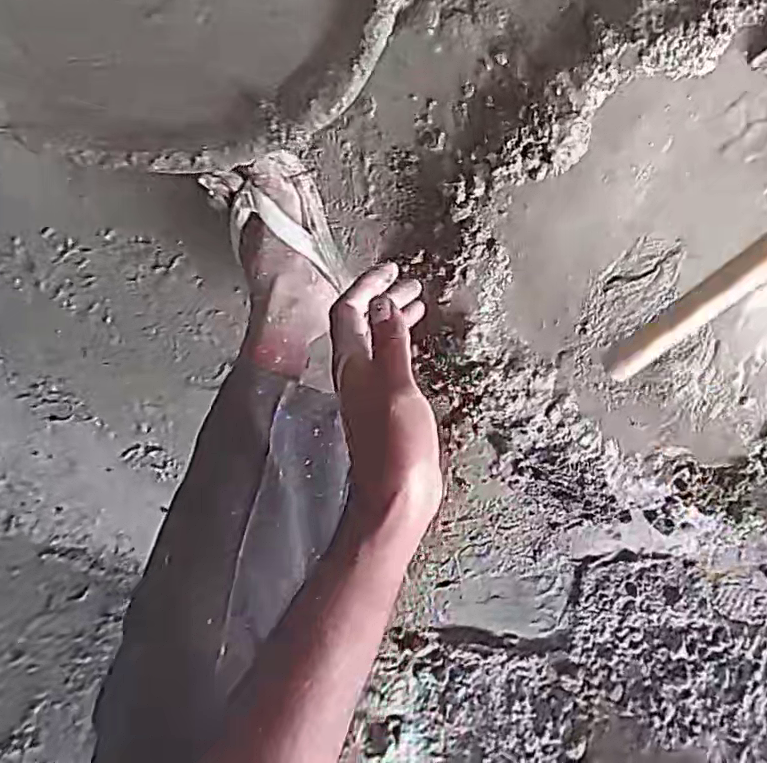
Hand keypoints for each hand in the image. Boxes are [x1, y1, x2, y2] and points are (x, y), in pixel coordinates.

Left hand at [330, 263, 441, 538]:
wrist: (396, 498)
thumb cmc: (397, 447)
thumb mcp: (398, 388)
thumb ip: (390, 343)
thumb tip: (384, 303)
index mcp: (353, 366)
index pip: (349, 312)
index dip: (367, 286)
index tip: (391, 269)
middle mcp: (355, 375)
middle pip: (360, 323)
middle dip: (383, 297)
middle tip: (409, 282)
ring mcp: (368, 391)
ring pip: (376, 340)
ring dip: (393, 317)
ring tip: (417, 303)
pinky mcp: (383, 405)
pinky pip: (388, 358)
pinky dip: (401, 340)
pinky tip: (416, 342)